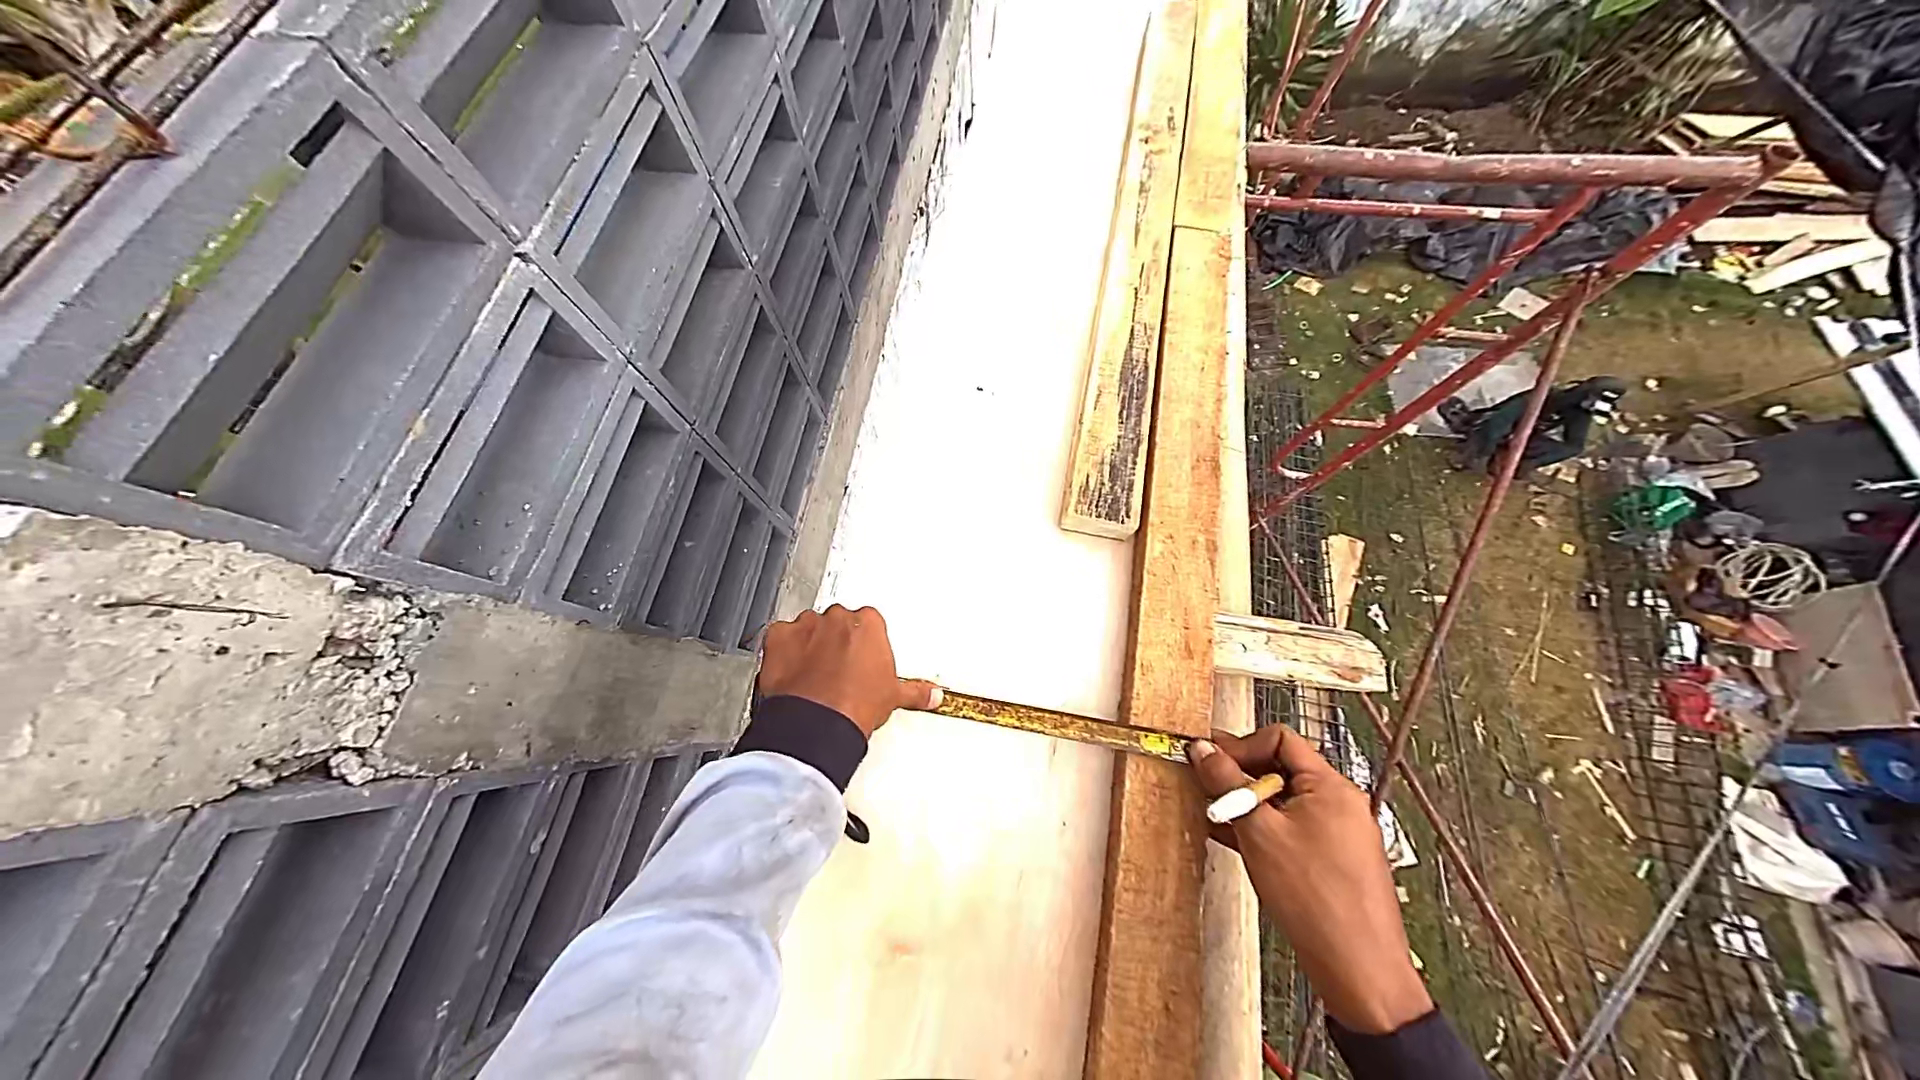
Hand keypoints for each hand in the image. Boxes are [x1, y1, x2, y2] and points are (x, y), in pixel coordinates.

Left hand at [757, 605, 939, 737]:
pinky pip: (778, 637)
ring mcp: (807, 626)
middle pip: (836, 623)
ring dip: (807, 645)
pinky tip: (789, 672)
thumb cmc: (855, 704)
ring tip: (811, 675)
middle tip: (836, 670)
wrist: (818, 721)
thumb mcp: (893, 696)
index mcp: (869, 623)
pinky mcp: (778, 637)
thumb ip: (915, 690)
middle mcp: (837, 618)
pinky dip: (782, 652)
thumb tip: (932, 696)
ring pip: (807, 628)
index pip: (867, 623)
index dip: (861, 644)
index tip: (859, 661)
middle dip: (835, 642)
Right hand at [1189, 726, 1431, 1034]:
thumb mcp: (1258, 831)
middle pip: (1279, 768)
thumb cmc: (1318, 902)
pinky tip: (1233, 840)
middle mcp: (1339, 803)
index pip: (1278, 739)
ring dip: (1246, 805)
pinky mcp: (1332, 859)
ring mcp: (1338, 832)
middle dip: (1239, 777)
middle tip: (1207, 789)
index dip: (1240, 746)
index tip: (1210, 761)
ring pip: (1282, 800)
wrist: (1359, 972)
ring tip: (1215, 817)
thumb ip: (1228, 784)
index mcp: (1330, 787)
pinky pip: (1290, 827)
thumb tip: (1204, 750)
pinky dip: (1261, 828)